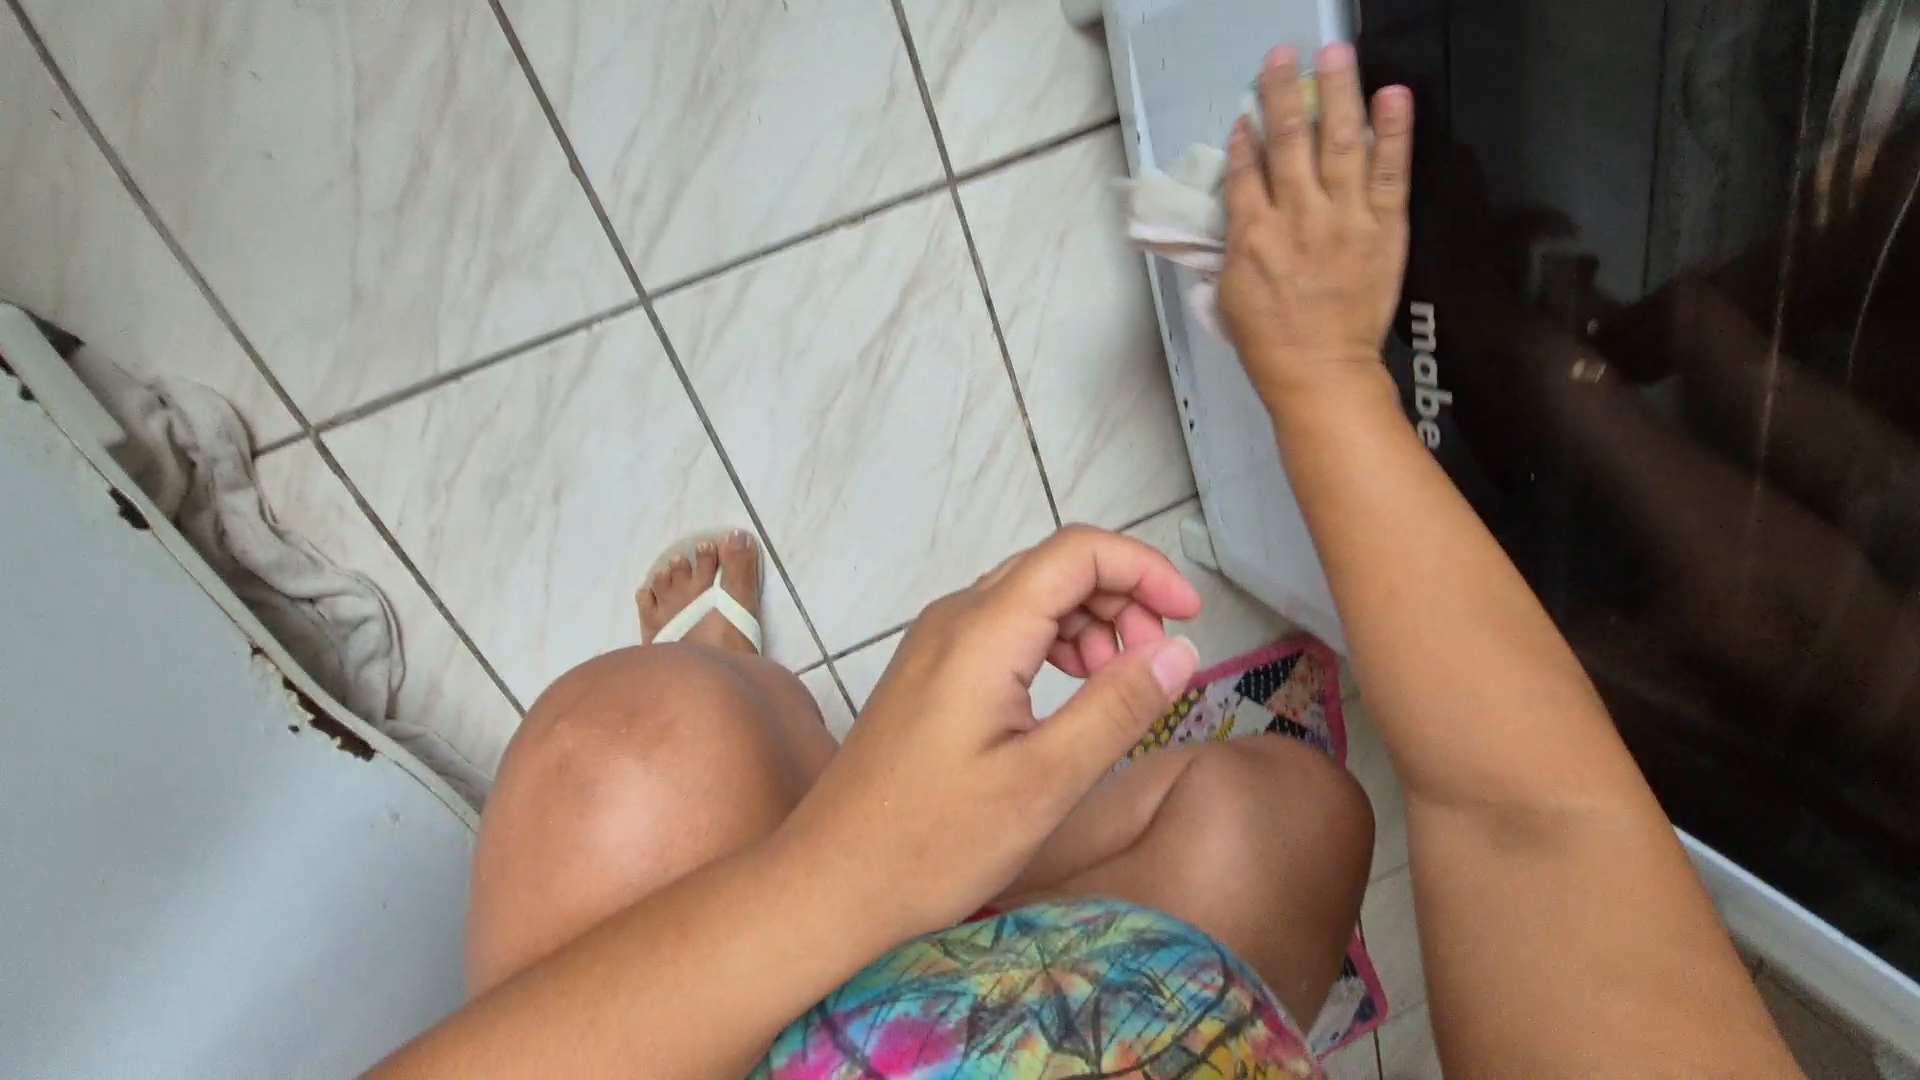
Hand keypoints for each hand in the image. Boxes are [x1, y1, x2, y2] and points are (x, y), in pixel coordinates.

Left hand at [779, 526, 1203, 935]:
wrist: (832, 877)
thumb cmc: (935, 840)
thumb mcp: (1044, 781)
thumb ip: (1117, 706)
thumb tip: (1180, 650)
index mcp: (984, 629)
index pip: (1078, 552)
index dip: (1145, 569)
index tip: (1192, 617)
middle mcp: (956, 615)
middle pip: (1056, 567)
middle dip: (1121, 600)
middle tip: (1156, 665)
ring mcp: (938, 639)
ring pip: (1032, 595)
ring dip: (1089, 624)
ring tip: (1114, 687)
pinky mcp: (933, 667)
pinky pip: (1006, 627)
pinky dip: (1053, 644)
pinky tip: (1069, 691)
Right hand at [1219, 42, 1413, 407]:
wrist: (1320, 370)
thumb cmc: (1267, 342)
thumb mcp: (1229, 297)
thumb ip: (1233, 249)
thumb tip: (1240, 216)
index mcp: (1252, 236)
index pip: (1245, 173)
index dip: (1244, 141)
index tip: (1243, 117)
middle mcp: (1296, 216)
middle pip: (1288, 141)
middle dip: (1282, 94)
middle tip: (1282, 55)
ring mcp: (1343, 217)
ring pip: (1339, 142)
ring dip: (1337, 92)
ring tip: (1335, 53)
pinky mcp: (1383, 226)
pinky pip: (1390, 170)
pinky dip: (1392, 131)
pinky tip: (1392, 94)